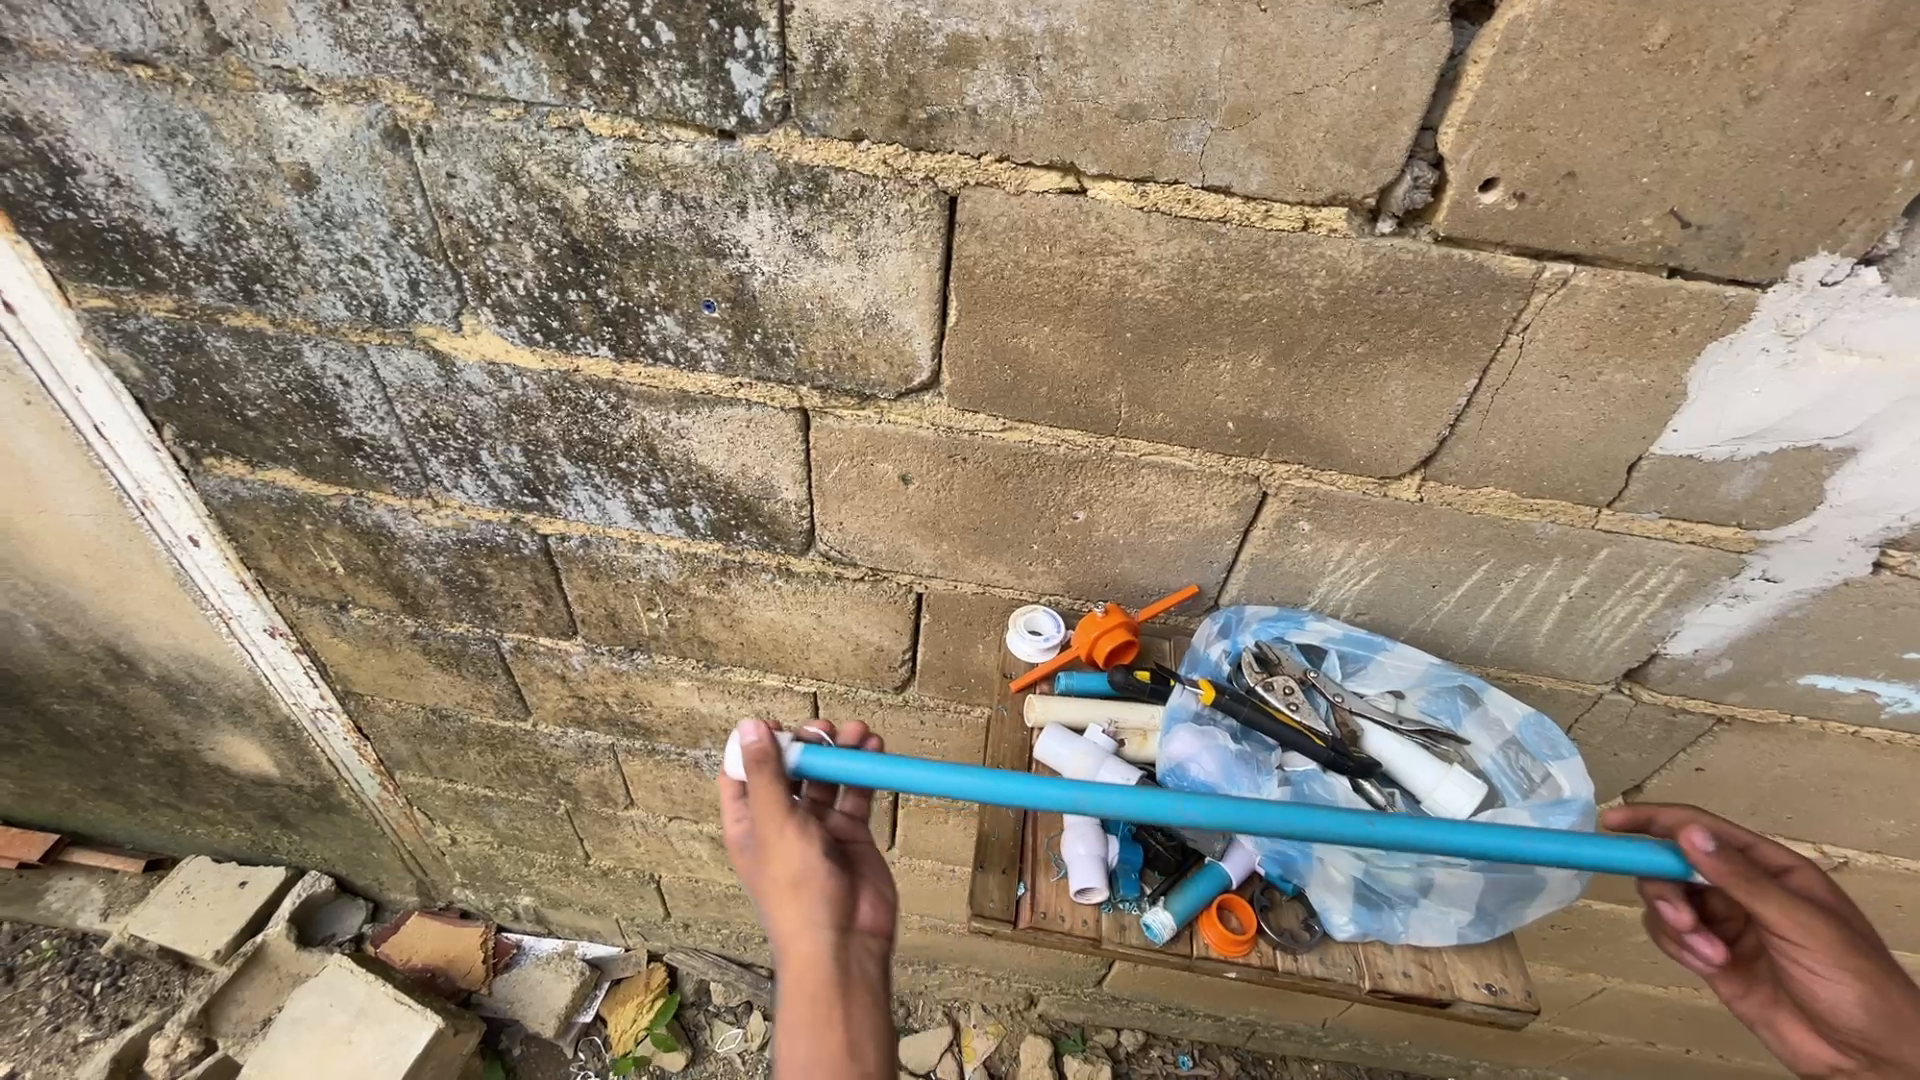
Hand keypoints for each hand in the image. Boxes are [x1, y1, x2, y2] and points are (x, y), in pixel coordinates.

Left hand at [719, 718, 897, 1079]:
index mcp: (749, 823)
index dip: (755, 745)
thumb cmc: (797, 890)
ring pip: (826, 776)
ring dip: (840, 752)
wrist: (844, 942)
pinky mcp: (850, 833)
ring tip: (858, 731)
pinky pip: (855, 792)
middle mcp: (781, 821)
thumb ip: (766, 773)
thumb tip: (749, 725)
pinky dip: (864, 770)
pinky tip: (875, 749)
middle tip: (824, 728)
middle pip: (790, 768)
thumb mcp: (775, 823)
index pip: (742, 774)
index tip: (776, 722)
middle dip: (807, 744)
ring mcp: (817, 827)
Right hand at [1603, 803, 1919, 1077]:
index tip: (1611, 823)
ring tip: (1707, 954)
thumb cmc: (1855, 985)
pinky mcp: (1707, 951)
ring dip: (1676, 925)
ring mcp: (1723, 921)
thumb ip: (1741, 878)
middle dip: (1665, 890)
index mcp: (1771, 870)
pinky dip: (1678, 947)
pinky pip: (1666, 933)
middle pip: (1670, 865)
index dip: (1653, 821)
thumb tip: (1685, 831)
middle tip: (1679, 919)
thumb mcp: (1803, 926)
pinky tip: (1709, 966)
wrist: (1869, 1061)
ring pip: (1664, 899)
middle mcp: (1740, 889)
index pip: (1700, 830)